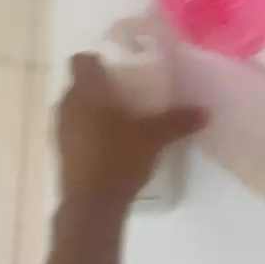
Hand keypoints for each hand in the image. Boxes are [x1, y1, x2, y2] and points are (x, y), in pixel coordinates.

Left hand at [57, 53, 206, 210]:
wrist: (92, 203)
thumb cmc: (119, 158)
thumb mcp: (154, 138)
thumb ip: (177, 122)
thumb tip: (204, 112)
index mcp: (86, 91)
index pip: (81, 60)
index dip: (98, 60)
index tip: (120, 71)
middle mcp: (67, 104)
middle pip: (80, 84)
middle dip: (102, 88)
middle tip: (130, 97)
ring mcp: (60, 129)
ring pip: (77, 108)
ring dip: (95, 111)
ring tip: (123, 124)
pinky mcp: (62, 151)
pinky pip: (76, 130)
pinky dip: (90, 132)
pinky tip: (112, 147)